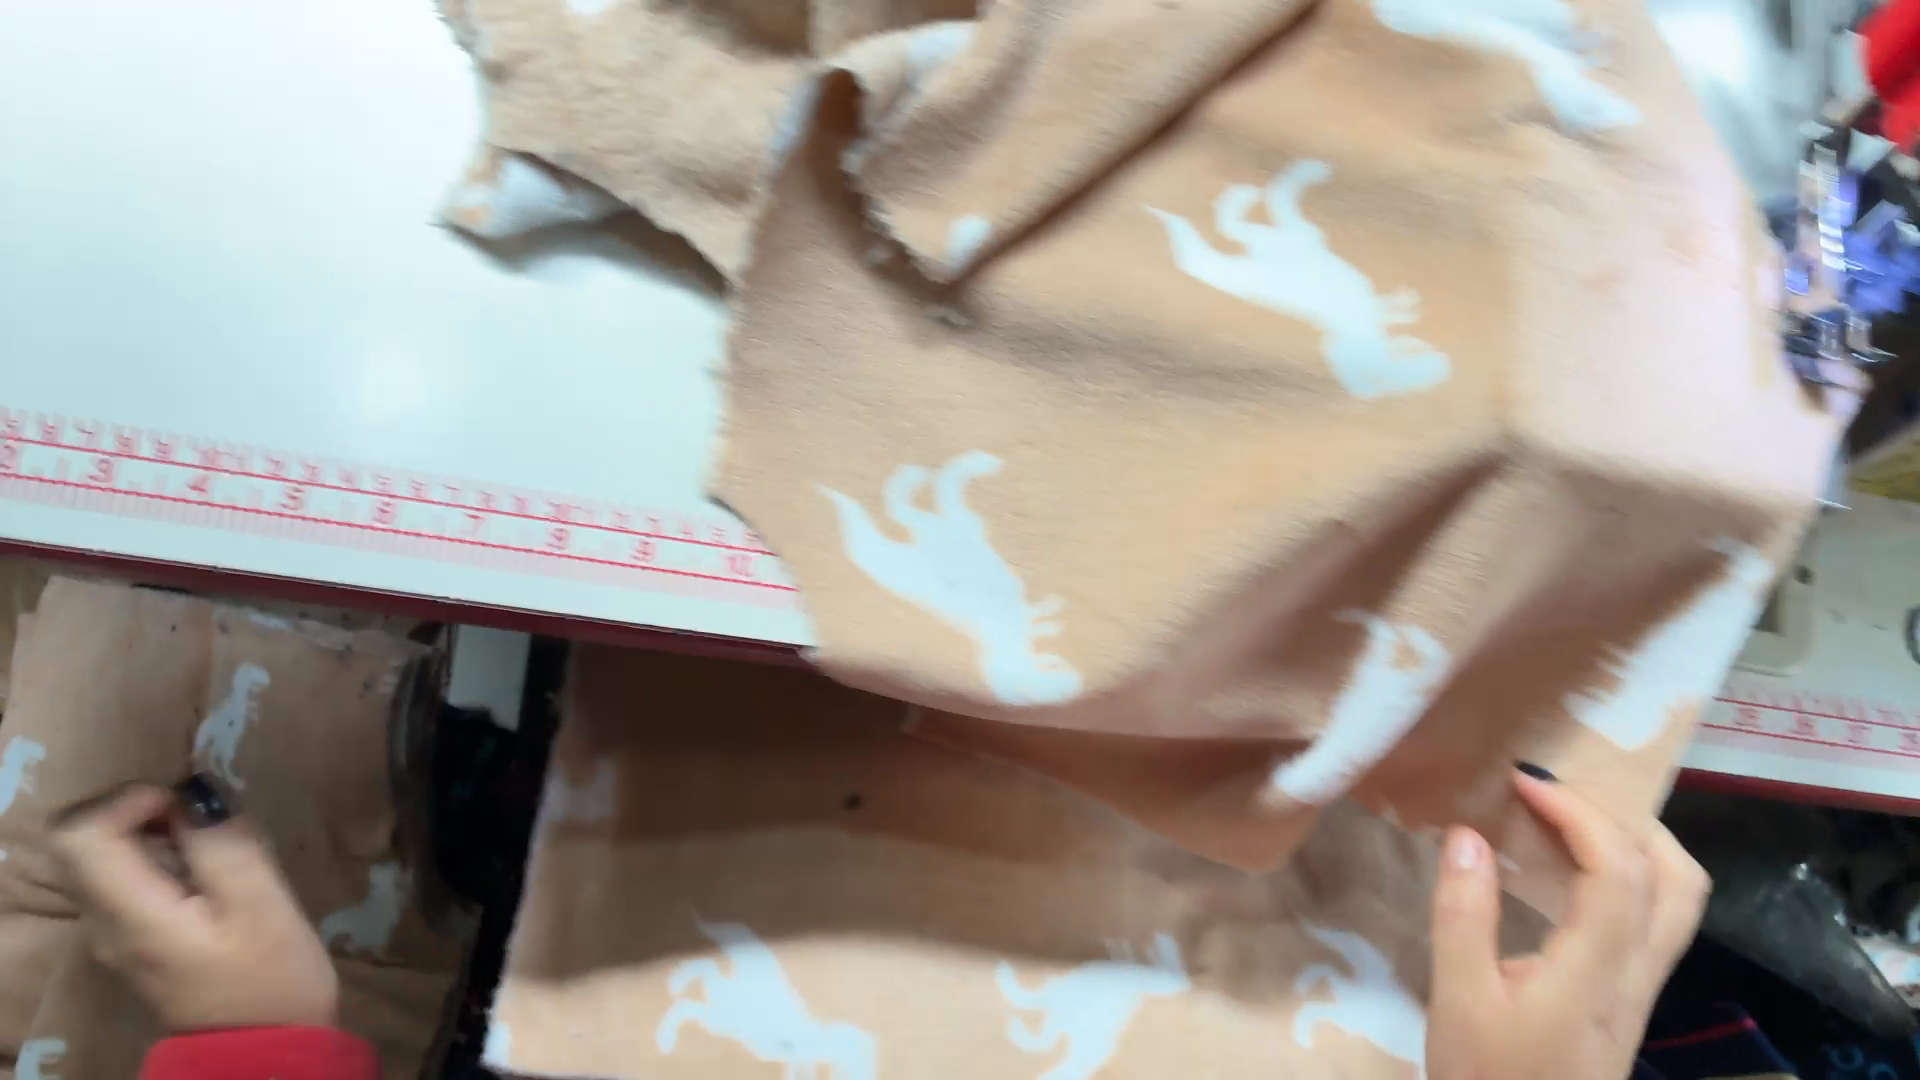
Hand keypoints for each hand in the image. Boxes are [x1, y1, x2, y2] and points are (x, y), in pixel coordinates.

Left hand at [50, 783, 337, 1030]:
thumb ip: (225, 847)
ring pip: (107, 858)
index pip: (78, 834)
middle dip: (144, 810)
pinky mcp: (141, 937)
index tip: (192, 801)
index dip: (129, 798)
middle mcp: (103, 921)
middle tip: (211, 814)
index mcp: (128, 912)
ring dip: (158, 830)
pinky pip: (132, 877)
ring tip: (221, 836)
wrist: (264, 1041)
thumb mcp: (263, 903)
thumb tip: (196, 795)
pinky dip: (165, 853)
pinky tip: (214, 864)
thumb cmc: (270, 970)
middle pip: (83, 843)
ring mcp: (117, 933)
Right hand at [1426, 771, 1709, 1079]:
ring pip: (1675, 900)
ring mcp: (1636, 989)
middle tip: (1555, 791)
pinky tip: (1564, 865)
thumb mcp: (1457, 996)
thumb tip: (1468, 834)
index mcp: (1596, 973)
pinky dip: (1621, 869)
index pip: (1618, 871)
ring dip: (1632, 841)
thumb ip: (1463, 913)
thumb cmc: (1486, 1074)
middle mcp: (1635, 976)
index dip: (1578, 812)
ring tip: (1563, 815)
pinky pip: (1649, 915)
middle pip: (1678, 881)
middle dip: (1625, 816)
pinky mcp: (1622, 996)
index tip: (1520, 780)